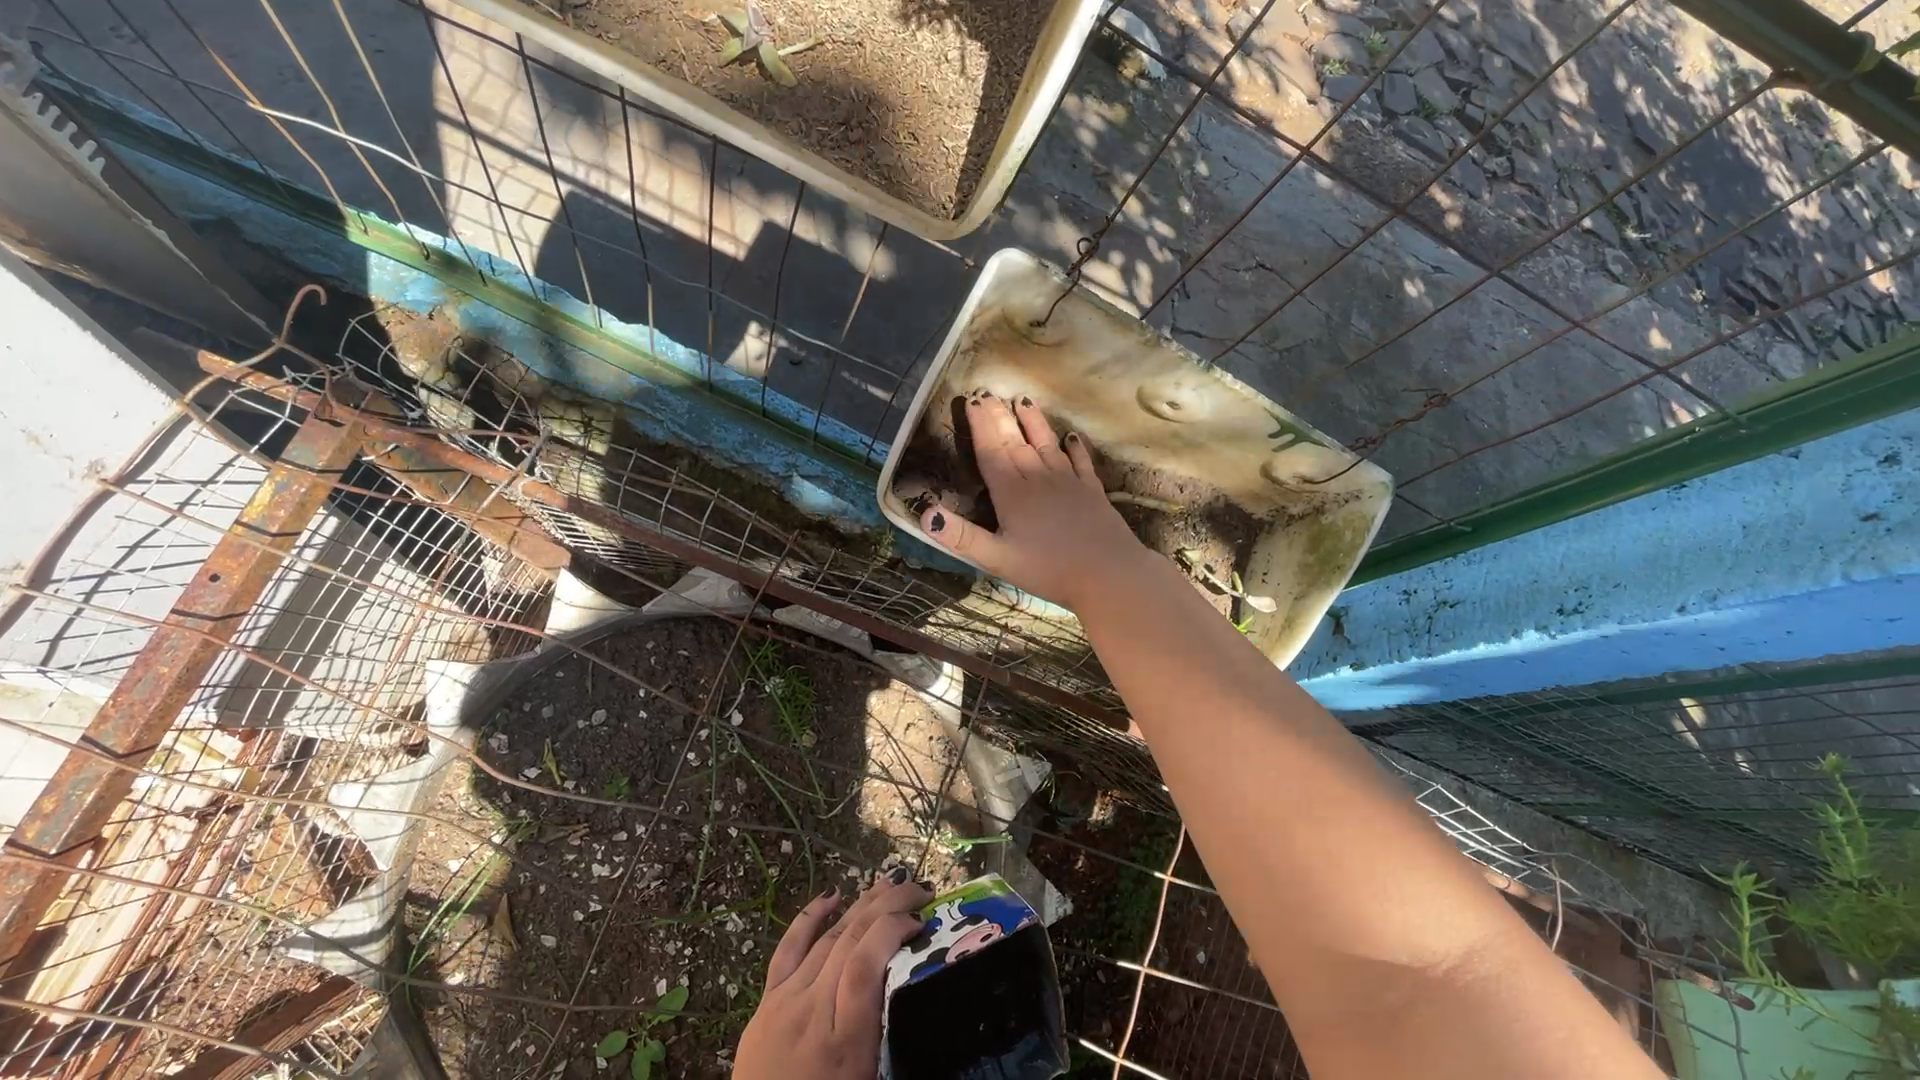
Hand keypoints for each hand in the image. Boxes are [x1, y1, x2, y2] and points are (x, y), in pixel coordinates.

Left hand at [733, 869, 931, 1079]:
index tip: (921, 919)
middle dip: (887, 904)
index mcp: (843, 1039)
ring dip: (861, 904)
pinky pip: (787, 950)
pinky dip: (809, 918)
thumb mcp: (871, 1077)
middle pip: (849, 940)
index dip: (892, 930)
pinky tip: (832, 894)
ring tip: (890, 882)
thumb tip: (920, 985)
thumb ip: (889, 1031)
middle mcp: (812, 1010)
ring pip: (827, 938)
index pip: (864, 964)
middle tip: (919, 886)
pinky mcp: (766, 1002)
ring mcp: (785, 1001)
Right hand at [918, 390, 1151, 610]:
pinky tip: (1071, 437)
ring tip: (1022, 401)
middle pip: (1015, 441)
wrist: (1108, 573)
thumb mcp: (997, 559)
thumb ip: (962, 537)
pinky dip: (1074, 447)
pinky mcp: (1091, 489)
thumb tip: (926, 515)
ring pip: (1046, 443)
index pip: (991, 451)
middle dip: (1000, 416)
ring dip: (1033, 421)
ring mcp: (1068, 481)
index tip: (973, 400)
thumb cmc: (1048, 569)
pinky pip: (1080, 460)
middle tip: (989, 392)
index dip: (981, 425)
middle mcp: (1038, 478)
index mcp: (1012, 493)